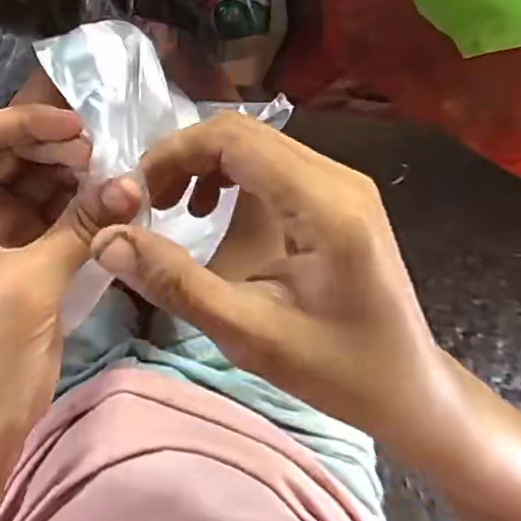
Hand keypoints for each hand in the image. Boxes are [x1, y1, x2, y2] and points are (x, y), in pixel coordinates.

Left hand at [0, 104, 141, 463]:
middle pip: (12, 157)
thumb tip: (133, 180)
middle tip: (102, 152)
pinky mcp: (23, 260)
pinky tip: (111, 198)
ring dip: (73, 177)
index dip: (27, 123)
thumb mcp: (29, 283)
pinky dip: (80, 207)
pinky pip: (53, 217)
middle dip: (55, 149)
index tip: (77, 127)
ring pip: (37, 185)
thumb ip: (82, 226)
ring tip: (113, 172)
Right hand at [87, 111, 443, 444]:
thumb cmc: (338, 372)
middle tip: (148, 202)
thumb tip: (108, 240)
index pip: (233, 138)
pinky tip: (212, 212)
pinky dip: (228, 174)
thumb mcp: (249, 335)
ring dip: (203, 163)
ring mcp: (341, 180)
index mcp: (324, 204)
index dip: (175, 153)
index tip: (138, 193)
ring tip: (173, 207)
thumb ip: (176, 283)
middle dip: (183, 157)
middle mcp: (336, 176)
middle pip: (241, 130)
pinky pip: (270, 160)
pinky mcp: (337, 191)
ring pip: (253, 140)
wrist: (412, 390)